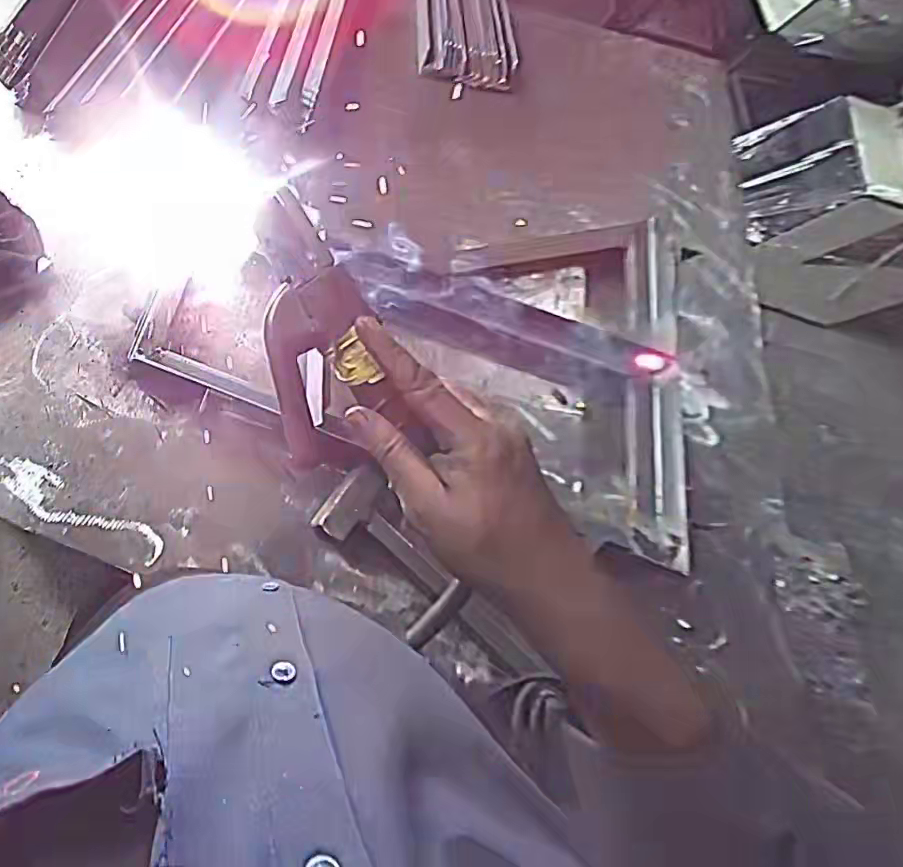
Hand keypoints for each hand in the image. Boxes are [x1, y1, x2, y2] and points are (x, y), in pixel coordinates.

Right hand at [342, 317, 583, 592]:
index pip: (420, 384)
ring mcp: (503, 432)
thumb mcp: (427, 506)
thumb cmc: (485, 549)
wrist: (549, 579)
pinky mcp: (503, 444)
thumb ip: (392, 454)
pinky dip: (425, 410)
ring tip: (369, 391)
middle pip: (432, 386)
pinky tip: (405, 421)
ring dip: (406, 393)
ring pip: (444, 399)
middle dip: (391, 370)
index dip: (387, 352)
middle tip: (352, 361)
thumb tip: (356, 415)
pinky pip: (456, 414)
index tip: (362, 325)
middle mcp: (493, 422)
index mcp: (476, 435)